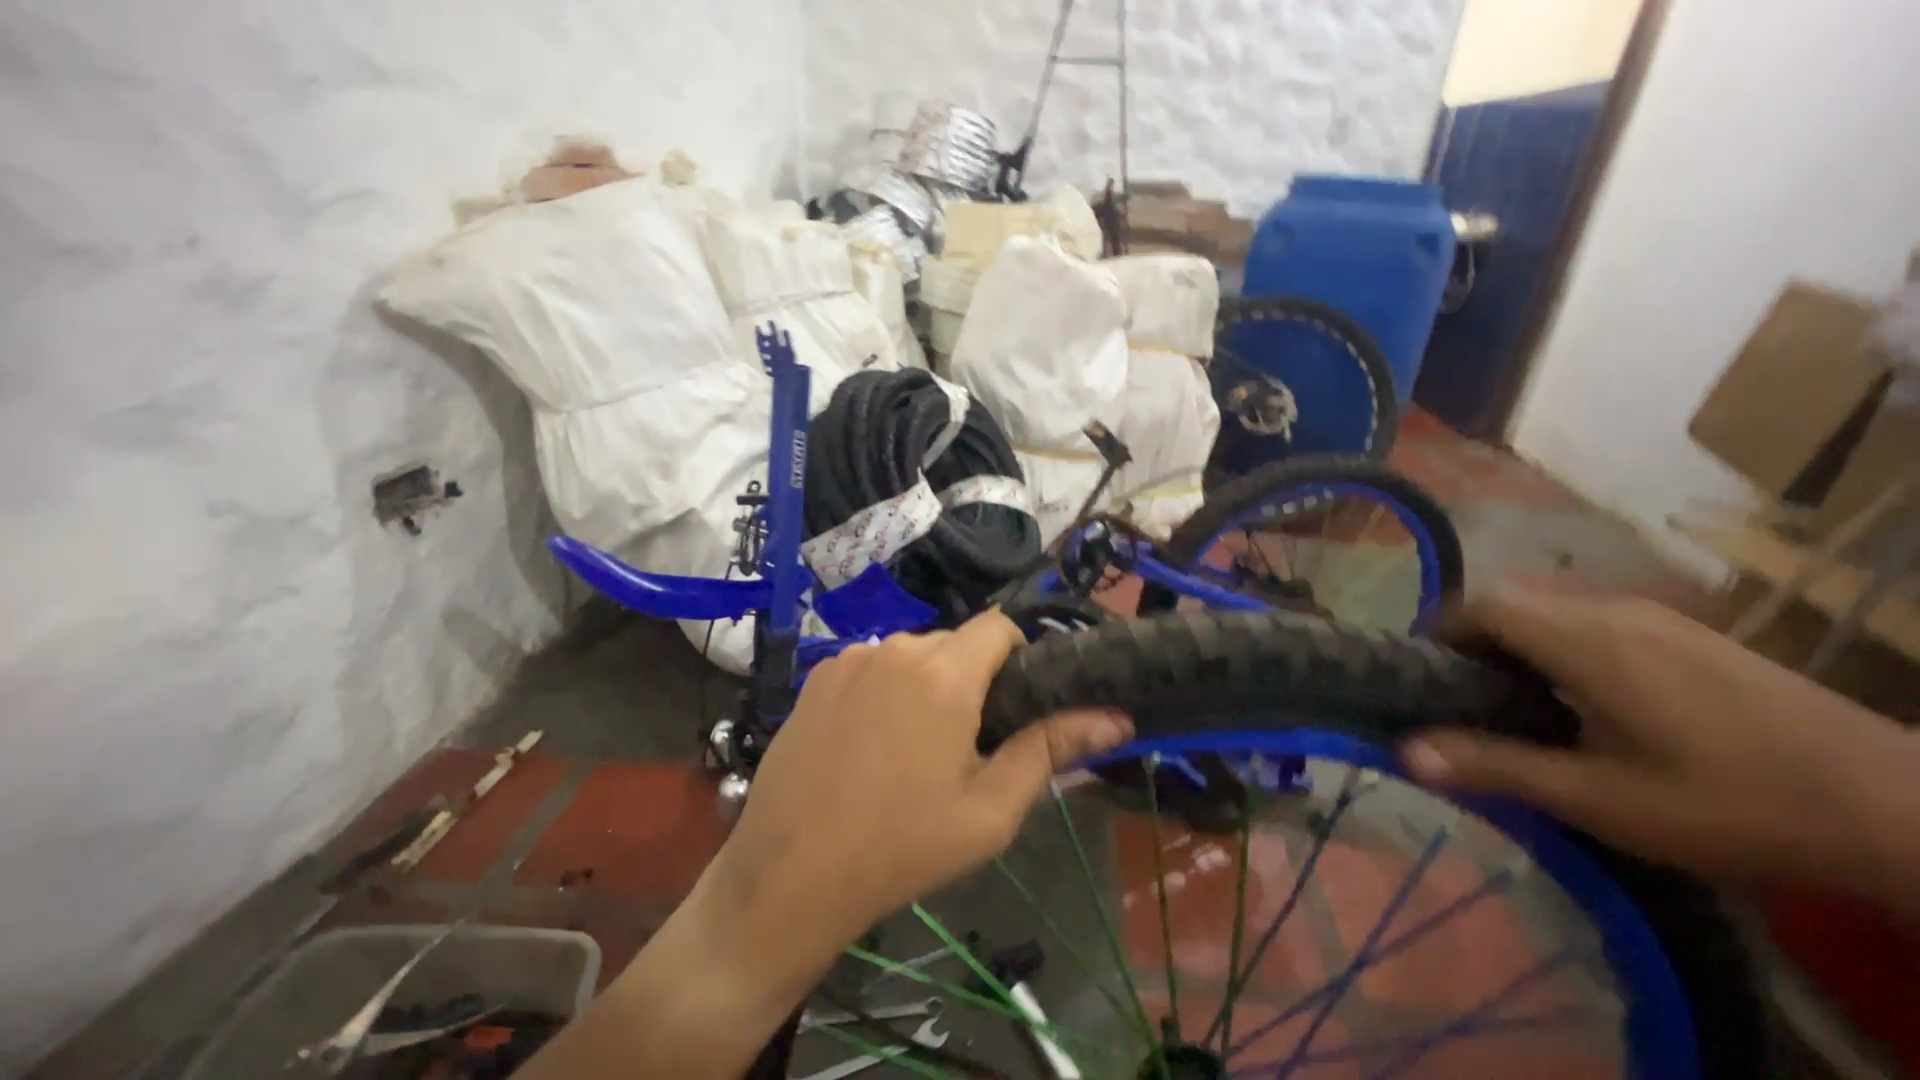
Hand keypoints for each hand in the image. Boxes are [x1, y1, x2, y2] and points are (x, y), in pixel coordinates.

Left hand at [715, 610, 1132, 943]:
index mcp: (943, 672)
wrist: (790, 875)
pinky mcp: (812, 680)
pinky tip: (870, 750)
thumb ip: (1051, 750)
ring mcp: (846, 661)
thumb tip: (1116, 718)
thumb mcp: (990, 809)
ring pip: (909, 657)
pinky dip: (884, 694)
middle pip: (953, 644)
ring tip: (915, 755)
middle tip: (969, 748)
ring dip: (926, 688)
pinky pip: (869, 670)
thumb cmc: (903, 846)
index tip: (1017, 709)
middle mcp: (892, 648)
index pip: (999, 626)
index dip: (1019, 658)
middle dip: (972, 681)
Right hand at [1398, 590, 1919, 906]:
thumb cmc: (1729, 803)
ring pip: (1560, 614)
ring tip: (1515, 710)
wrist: (1891, 807)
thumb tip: (1403, 751)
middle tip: (1459, 703)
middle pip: (1518, 604)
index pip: (1483, 604)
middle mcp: (1618, 612)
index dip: (1439, 631)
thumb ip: (1497, 766)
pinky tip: (1587, 709)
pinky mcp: (1695, 639)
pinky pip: (1600, 625)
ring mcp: (1663, 621)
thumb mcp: (1602, 798)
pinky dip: (1564, 652)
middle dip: (1474, 644)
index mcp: (1587, 640)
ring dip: (1520, 648)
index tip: (1419, 678)